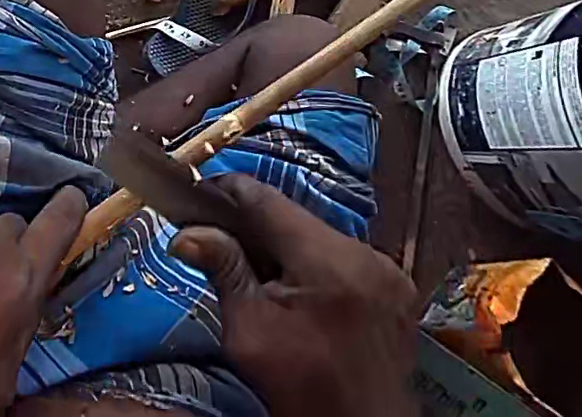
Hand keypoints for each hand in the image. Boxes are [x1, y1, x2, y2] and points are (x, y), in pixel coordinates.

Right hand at [171, 174, 417, 416]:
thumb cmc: (302, 391)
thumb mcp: (250, 333)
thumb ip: (223, 270)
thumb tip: (185, 232)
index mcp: (327, 260)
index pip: (265, 198)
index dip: (227, 189)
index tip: (199, 194)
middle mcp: (364, 253)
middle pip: (291, 215)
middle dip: (254, 224)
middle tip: (220, 238)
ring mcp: (385, 269)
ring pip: (314, 232)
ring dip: (283, 243)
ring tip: (256, 268)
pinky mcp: (395, 286)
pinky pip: (340, 254)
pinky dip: (311, 261)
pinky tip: (295, 287)